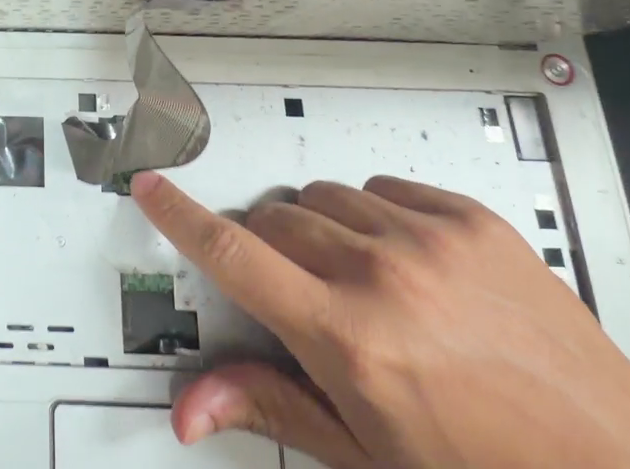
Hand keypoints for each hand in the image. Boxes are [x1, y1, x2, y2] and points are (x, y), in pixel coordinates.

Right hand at [130, 173, 629, 468]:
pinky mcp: (475, 223)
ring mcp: (433, 242)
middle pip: (273, 220)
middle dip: (262, 247)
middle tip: (288, 290)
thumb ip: (269, 406)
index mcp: (349, 340)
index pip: (233, 256)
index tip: (154, 190)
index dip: (180, 218)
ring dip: (315, 229)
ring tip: (348, 279)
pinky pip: (387, 187)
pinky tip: (396, 259)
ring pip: (325, 198)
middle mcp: (385, 277)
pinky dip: (372, 213)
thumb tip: (194, 405)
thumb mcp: (365, 455)